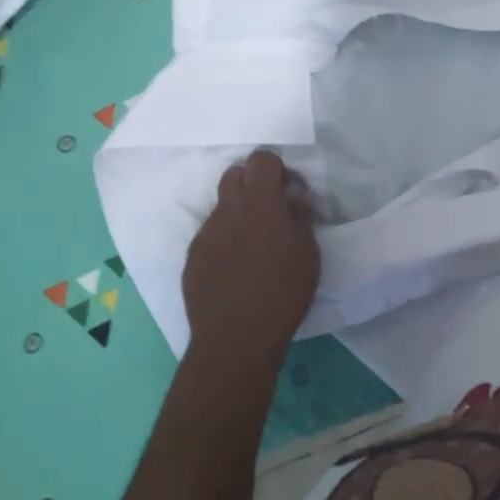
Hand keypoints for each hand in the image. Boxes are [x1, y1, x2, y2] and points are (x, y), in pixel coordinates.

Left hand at [181, 149, 318, 355]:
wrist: (236, 338)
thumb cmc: (283, 291)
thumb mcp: (308, 253)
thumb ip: (301, 218)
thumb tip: (296, 197)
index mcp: (260, 203)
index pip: (261, 160)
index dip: (275, 168)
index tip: (287, 189)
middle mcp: (228, 211)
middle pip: (233, 174)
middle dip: (251, 183)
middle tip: (269, 209)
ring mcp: (206, 234)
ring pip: (221, 207)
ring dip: (237, 214)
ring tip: (253, 244)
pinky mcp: (192, 259)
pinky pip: (210, 236)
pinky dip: (224, 241)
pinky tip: (236, 269)